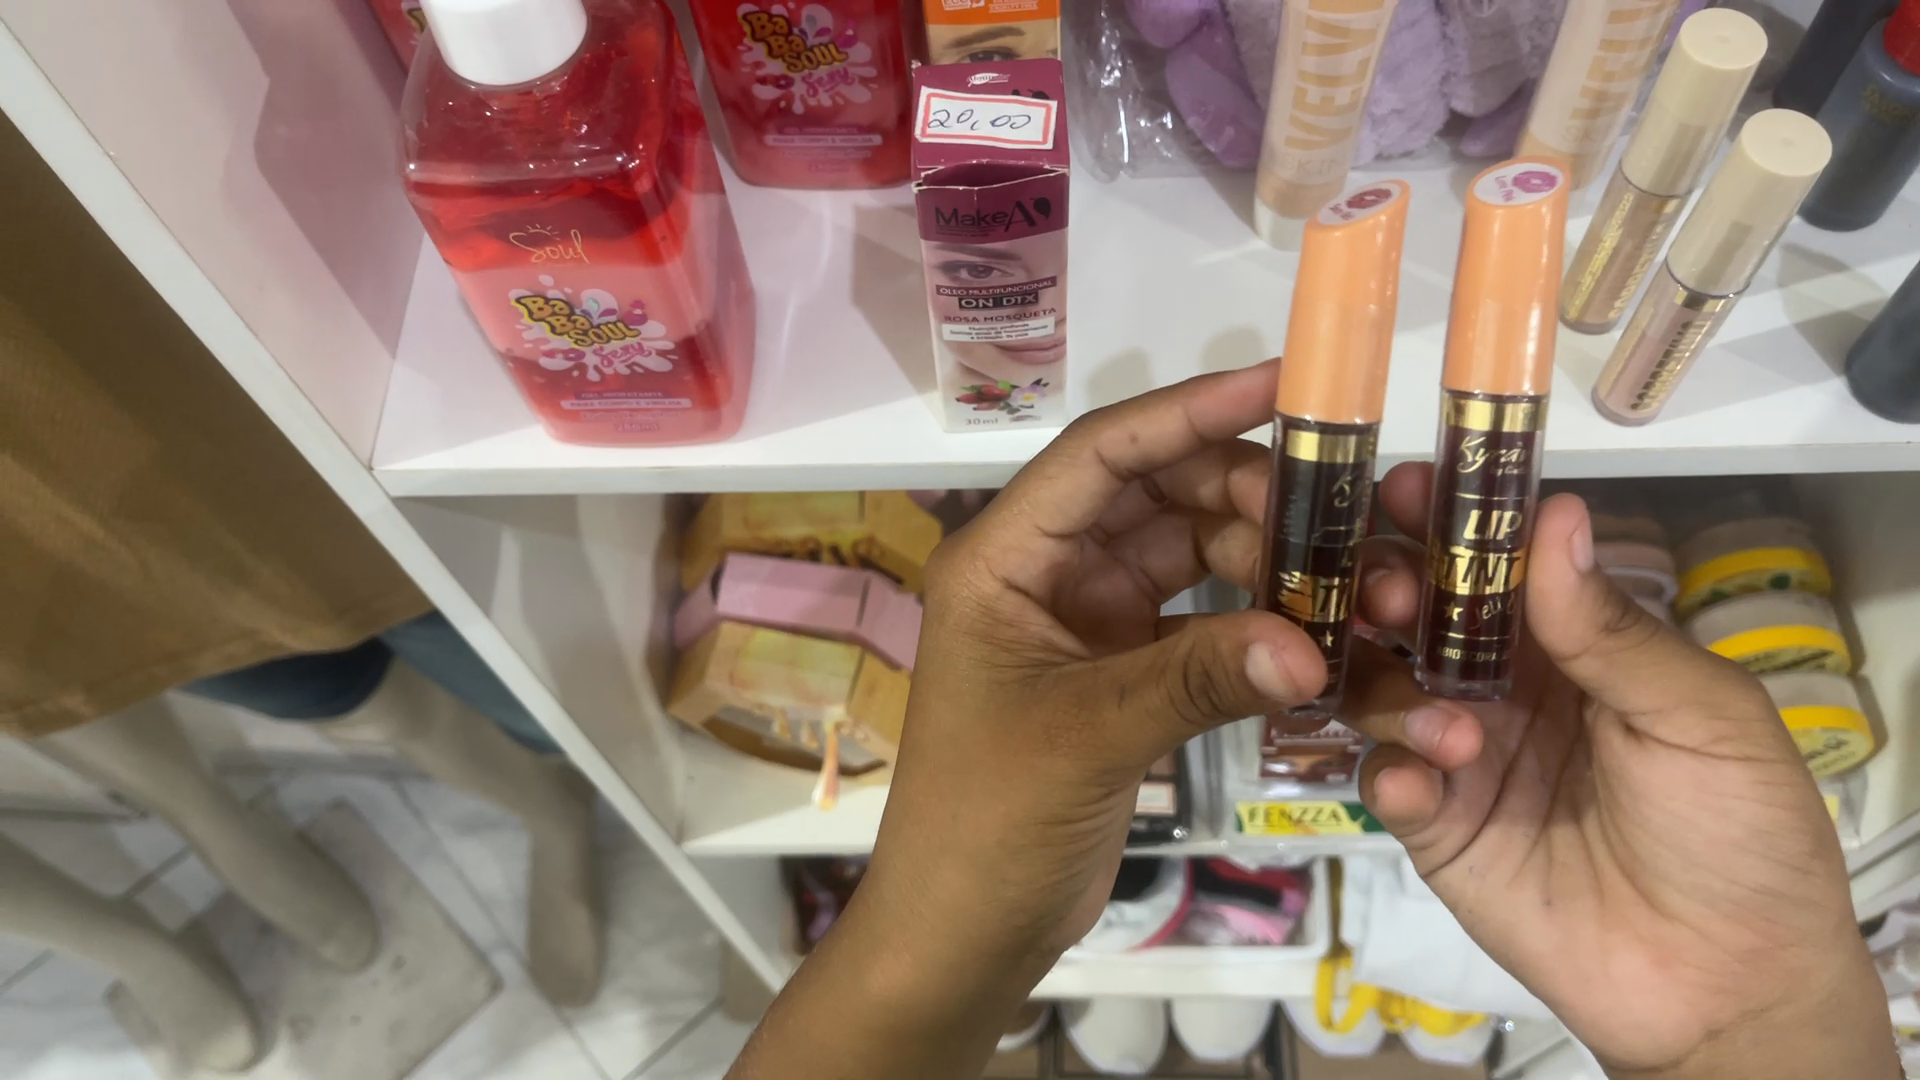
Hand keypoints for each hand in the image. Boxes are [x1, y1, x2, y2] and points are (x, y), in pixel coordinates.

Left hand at [870, 360, 1322, 969]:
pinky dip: (1243, 613)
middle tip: (1334, 511)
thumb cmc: (989, 819)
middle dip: (1238, 491)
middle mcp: (1039, 570)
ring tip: (1335, 574)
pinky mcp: (1112, 661)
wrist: (963, 920)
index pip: (1097, 455)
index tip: (1280, 386)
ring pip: (1177, 547)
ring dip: (1252, 552)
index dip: (1185, 412)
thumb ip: (1196, 680)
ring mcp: (1078, 614)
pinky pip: (1189, 610)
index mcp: (1001, 557)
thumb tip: (1316, 647)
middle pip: (1147, 492)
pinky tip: (1304, 622)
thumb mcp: (1088, 735)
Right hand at [1339, 463, 1893, 1078]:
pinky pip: (1376, 773)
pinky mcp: (1420, 812)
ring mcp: (1442, 743)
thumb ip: (1616, 630)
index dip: (1438, 520)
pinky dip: (1390, 774)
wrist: (1719, 992)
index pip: (1478, 561)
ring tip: (1457, 739)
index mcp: (1551, 642)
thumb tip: (1552, 514)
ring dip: (1390, 694)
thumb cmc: (1734, 836)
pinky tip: (1424, 794)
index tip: (1399, 488)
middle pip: (1400, 612)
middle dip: (1380, 592)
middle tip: (1387, 599)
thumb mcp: (1705, 722)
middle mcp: (1481, 679)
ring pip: (1370, 684)